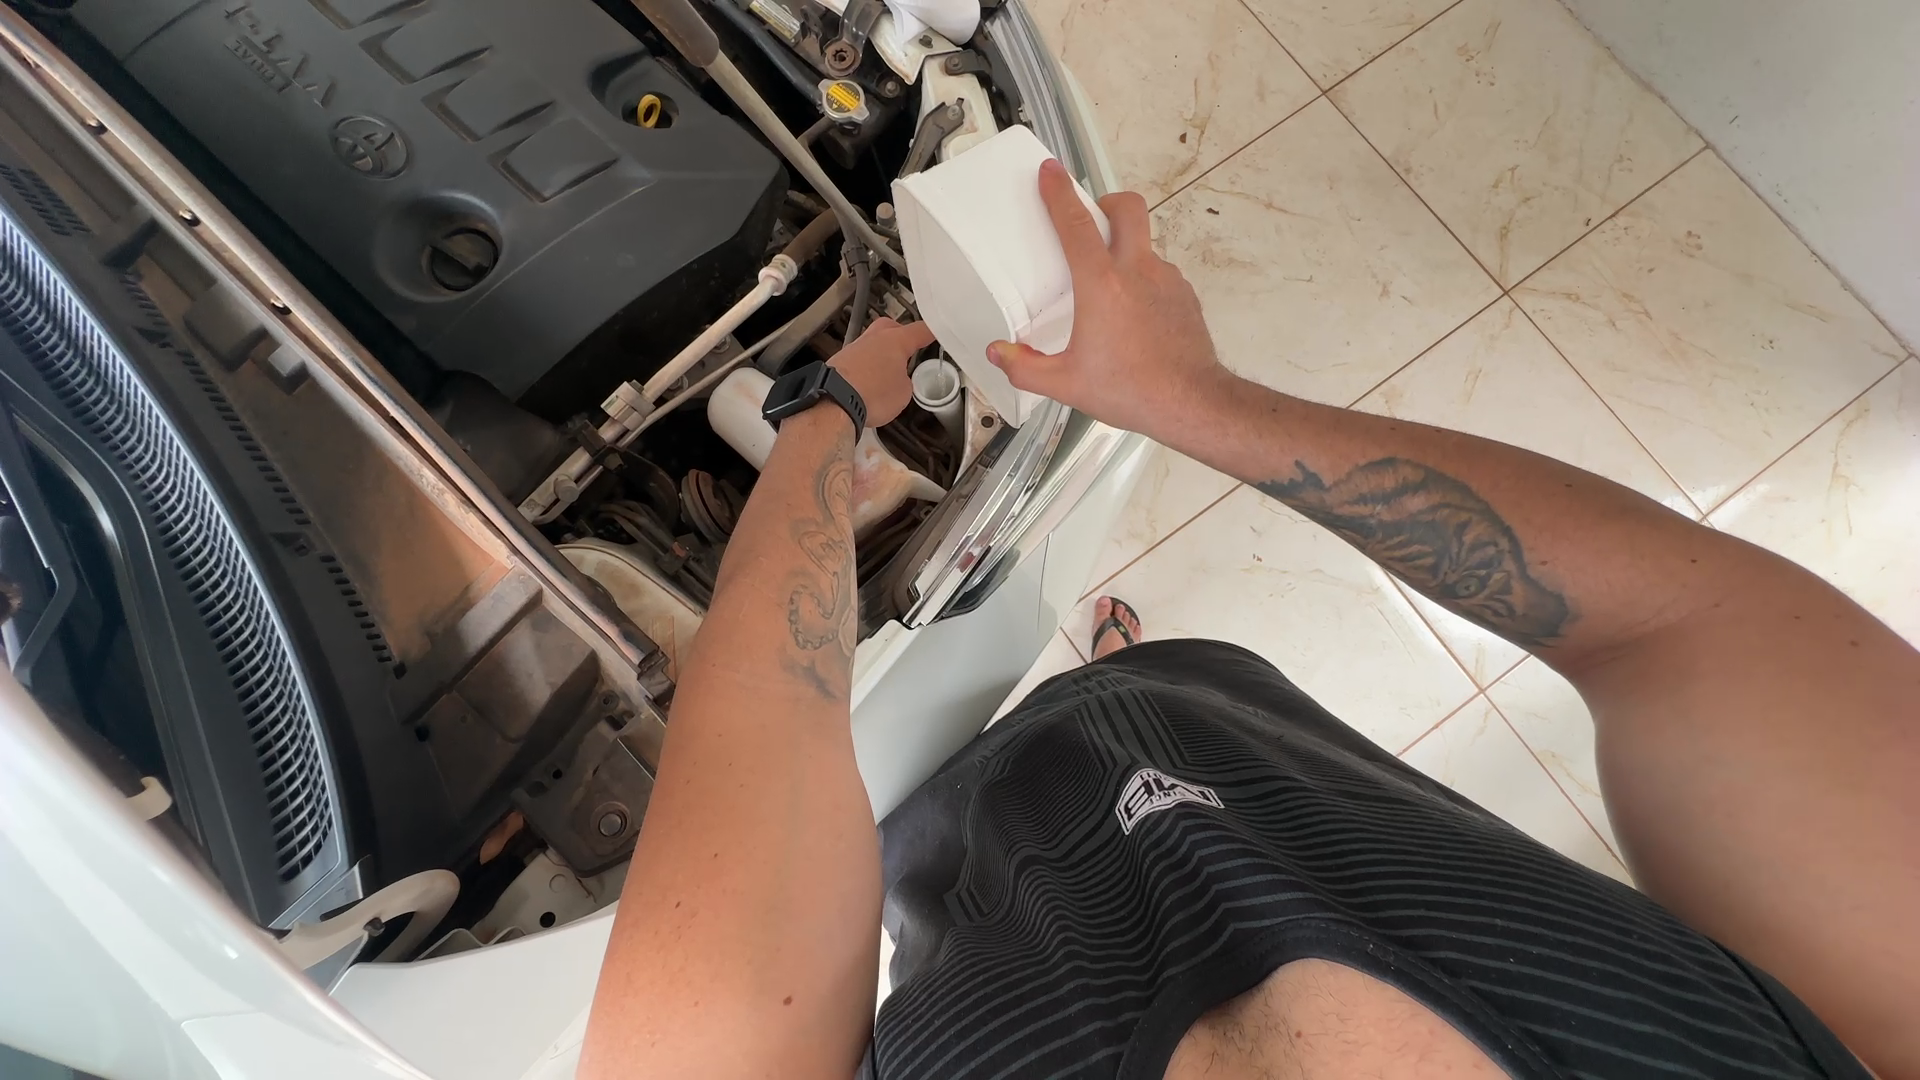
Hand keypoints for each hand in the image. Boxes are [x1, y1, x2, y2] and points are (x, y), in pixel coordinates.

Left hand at [829, 317, 933, 427]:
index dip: (931, 332)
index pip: (919, 330)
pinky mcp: (839, 361)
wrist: (834, 402)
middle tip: (908, 349)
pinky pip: (859, 359)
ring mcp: (854, 347)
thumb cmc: (873, 394)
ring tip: (887, 372)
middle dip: (900, 335)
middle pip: (891, 328)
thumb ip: (906, 381)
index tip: (937, 331)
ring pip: (872, 343)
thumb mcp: (904, 393)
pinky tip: (868, 382)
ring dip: (881, 353)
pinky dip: (866, 367)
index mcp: (895, 340)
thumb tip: (898, 379)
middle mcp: (873, 338)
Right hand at [988, 160, 1234, 440]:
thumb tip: (998, 353)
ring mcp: (1167, 282)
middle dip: (1107, 202)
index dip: (1058, 193)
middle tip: (1091, 220)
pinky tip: (1134, 316)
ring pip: (1146, 245)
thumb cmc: (1130, 390)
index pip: (1076, 224)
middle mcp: (1138, 272)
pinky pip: (1161, 276)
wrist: (1191, 403)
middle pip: (1127, 209)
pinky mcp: (1185, 298)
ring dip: (1126, 249)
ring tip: (1109, 287)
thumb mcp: (1065, 384)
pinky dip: (1144, 282)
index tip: (1050, 172)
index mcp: (1102, 286)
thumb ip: (1025, 367)